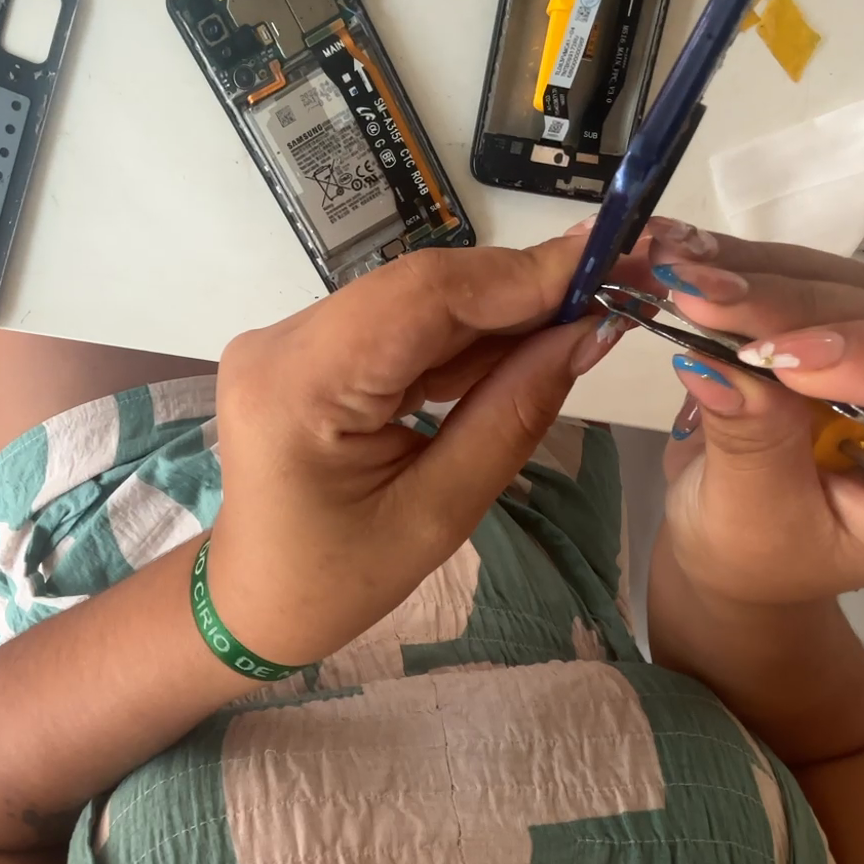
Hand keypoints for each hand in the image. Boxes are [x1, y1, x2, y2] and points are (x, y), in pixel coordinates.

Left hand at [207, 236, 623, 665]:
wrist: (253, 601)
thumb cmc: (337, 582)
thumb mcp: (437, 514)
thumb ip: (511, 416)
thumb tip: (585, 334)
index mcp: (297, 387)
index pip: (420, 297)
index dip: (520, 274)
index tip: (608, 262)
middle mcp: (279, 343)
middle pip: (417, 290)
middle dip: (518, 293)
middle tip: (609, 295)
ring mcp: (283, 341)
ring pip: (411, 303)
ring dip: (494, 316)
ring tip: (572, 328)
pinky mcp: (299, 350)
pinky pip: (393, 326)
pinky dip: (457, 339)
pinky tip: (510, 352)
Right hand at [646, 219, 863, 604]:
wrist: (731, 548)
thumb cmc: (755, 559)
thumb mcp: (751, 519)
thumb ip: (749, 442)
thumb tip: (715, 363)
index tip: (780, 357)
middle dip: (794, 307)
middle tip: (699, 295)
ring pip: (854, 289)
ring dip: (763, 273)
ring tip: (681, 271)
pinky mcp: (848, 334)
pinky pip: (808, 283)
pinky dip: (746, 269)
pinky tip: (691, 257)